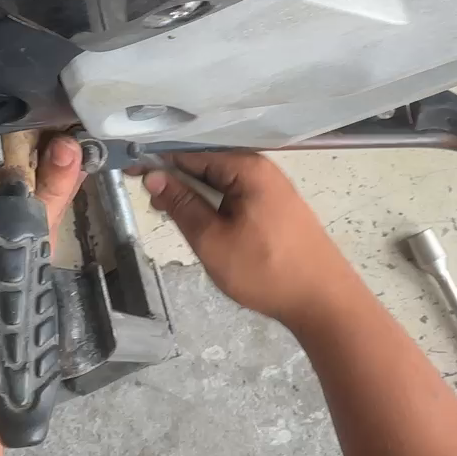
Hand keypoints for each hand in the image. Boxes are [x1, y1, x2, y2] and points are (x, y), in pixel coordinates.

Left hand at [0, 133, 83, 252]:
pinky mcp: (10, 221)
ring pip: (34, 174)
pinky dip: (56, 187)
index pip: (18, 136)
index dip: (51, 126)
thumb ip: (51, 185)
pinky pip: (35, 194)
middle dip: (58, 144)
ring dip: (60, 166)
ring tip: (92, 150)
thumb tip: (70, 141)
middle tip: (94, 133)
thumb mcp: (30, 225)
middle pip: (27, 153)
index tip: (84, 118)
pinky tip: (77, 178)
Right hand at [142, 152, 358, 328]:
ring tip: (172, 215)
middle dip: (176, 179)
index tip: (130, 171)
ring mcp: (272, 188)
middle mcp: (261, 168)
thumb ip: (182, 205)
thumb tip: (153, 176)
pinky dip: (214, 204)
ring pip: (221, 181)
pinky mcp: (277, 207)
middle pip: (207, 163)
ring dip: (194, 194)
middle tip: (152, 205)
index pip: (191, 152)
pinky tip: (202, 222)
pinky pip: (236, 194)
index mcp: (247, 167)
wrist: (325, 303)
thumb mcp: (213, 240)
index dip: (158, 161)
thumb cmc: (266, 270)